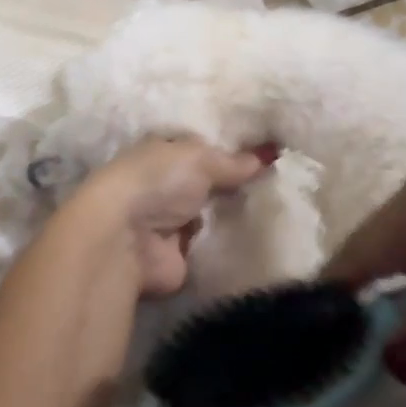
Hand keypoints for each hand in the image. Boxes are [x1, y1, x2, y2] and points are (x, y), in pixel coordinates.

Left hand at [73, 138, 269, 295]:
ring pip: (211, 216)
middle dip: (235, 186)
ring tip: (281, 212)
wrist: (123, 238)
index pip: (198, 149)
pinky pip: (212, 247)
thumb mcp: (198, 159)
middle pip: (206, 184)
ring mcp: (169, 223)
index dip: (229, 151)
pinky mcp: (179, 258)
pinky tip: (265, 240)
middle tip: (282, 186)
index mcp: (160, 153)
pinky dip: (231, 245)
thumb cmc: (156, 182)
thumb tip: (266, 155)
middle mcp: (163, 186)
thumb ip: (232, 161)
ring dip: (235, 217)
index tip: (268, 154)